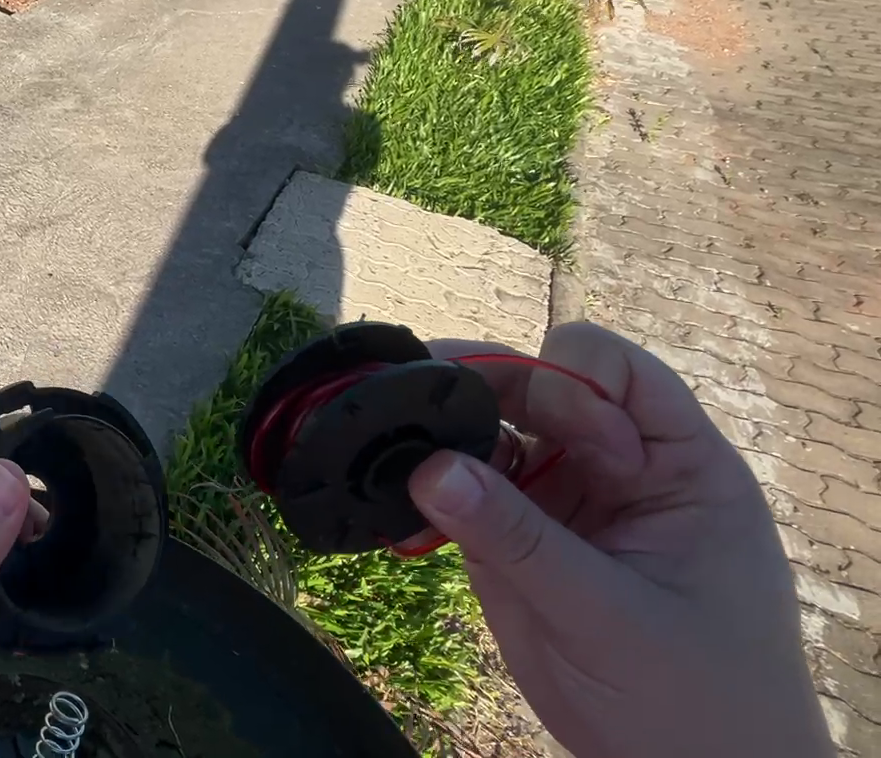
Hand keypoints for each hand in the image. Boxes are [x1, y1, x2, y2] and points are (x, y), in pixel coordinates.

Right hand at [411, 321, 832, 757]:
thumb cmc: (691, 702)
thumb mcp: (610, 615)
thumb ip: (517, 538)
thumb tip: (428, 466)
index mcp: (674, 465)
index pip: (615, 372)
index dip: (567, 384)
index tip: (533, 430)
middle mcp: (608, 463)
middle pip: (532, 384)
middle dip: (474, 385)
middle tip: (408, 398)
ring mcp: (552, 493)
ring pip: (483, 422)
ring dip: (434, 424)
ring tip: (384, 435)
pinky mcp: (504, 524)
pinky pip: (454, 475)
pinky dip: (419, 474)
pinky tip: (389, 483)